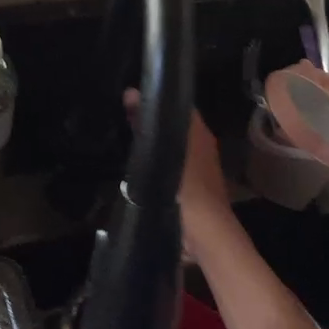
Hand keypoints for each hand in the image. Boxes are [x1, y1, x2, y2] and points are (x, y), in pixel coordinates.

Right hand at [123, 89, 231, 234]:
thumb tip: (131, 94)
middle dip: (152, 119)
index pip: (178, 104)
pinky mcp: (192, 188)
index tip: (134, 94)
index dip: (158, 97)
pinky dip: (156, 162)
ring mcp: (198, 167)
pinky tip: (137, 164)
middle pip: (174, 124)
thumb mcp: (164, 153)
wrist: (205, 234)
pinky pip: (170, 165)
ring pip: (171, 145)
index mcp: (200, 132)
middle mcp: (202, 145)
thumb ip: (147, 126)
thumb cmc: (188, 188)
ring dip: (154, 141)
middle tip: (124, 114)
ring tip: (125, 135)